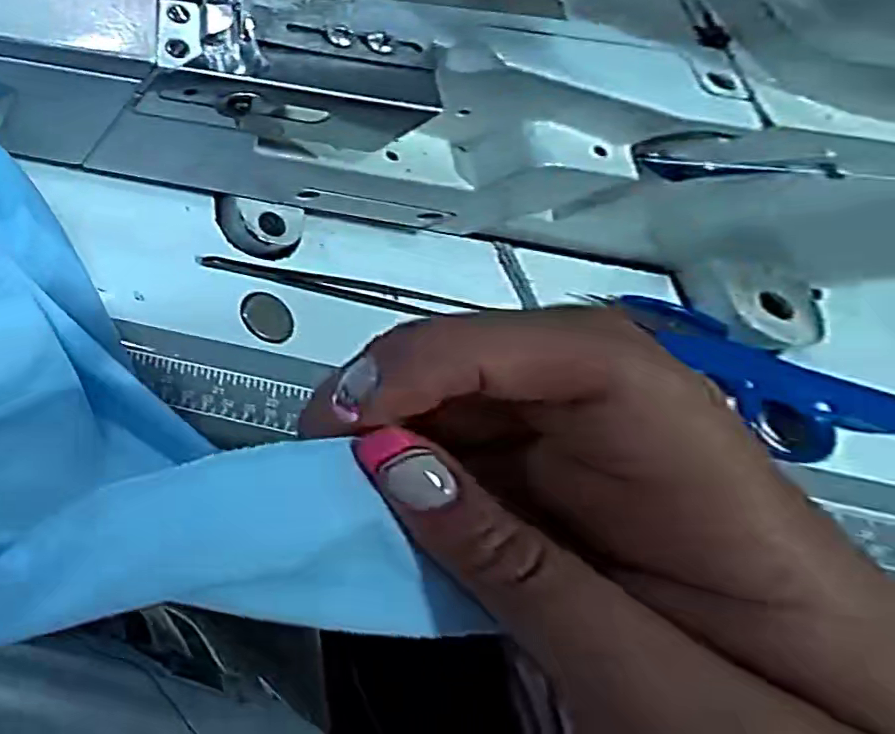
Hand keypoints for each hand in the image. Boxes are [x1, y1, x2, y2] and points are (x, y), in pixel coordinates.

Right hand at [302, 307, 894, 732]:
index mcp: (726, 499)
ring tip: (335, 467)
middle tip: (326, 435)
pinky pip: (464, 453)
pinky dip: (400, 463)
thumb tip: (390, 462)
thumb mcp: (665, 706)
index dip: (458, 355)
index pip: (591, 361)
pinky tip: (370, 494)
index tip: (362, 409)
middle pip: (513, 363)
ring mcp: (602, 480)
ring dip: (388, 419)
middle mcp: (658, 463)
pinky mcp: (556, 506)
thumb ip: (526, 577)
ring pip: (474, 399)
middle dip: (401, 380)